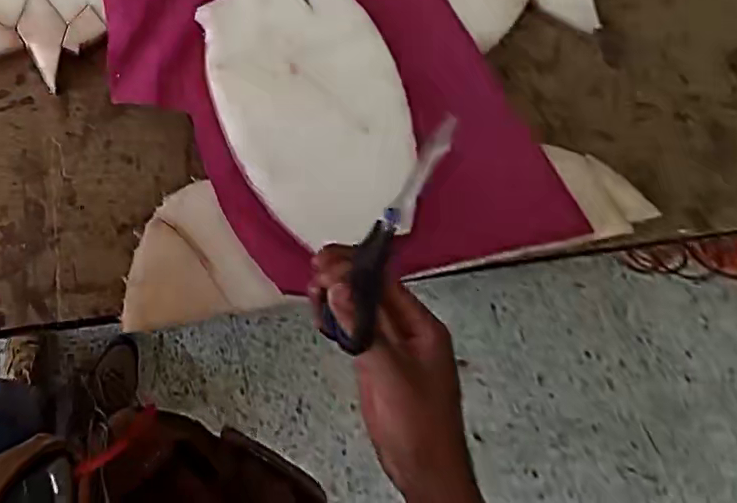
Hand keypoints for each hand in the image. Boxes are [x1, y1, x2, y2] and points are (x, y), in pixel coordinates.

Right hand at [309, 247, 480, 502]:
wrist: (425, 476)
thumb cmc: (422, 429)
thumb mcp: (391, 373)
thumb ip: (363, 329)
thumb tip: (339, 288)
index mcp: (422, 326)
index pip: (385, 282)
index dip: (355, 266)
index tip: (327, 260)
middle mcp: (406, 330)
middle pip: (370, 290)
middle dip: (342, 276)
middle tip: (315, 270)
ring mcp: (390, 344)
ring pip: (358, 306)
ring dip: (335, 294)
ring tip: (312, 289)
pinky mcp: (375, 360)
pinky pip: (352, 327)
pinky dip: (335, 317)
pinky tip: (320, 312)